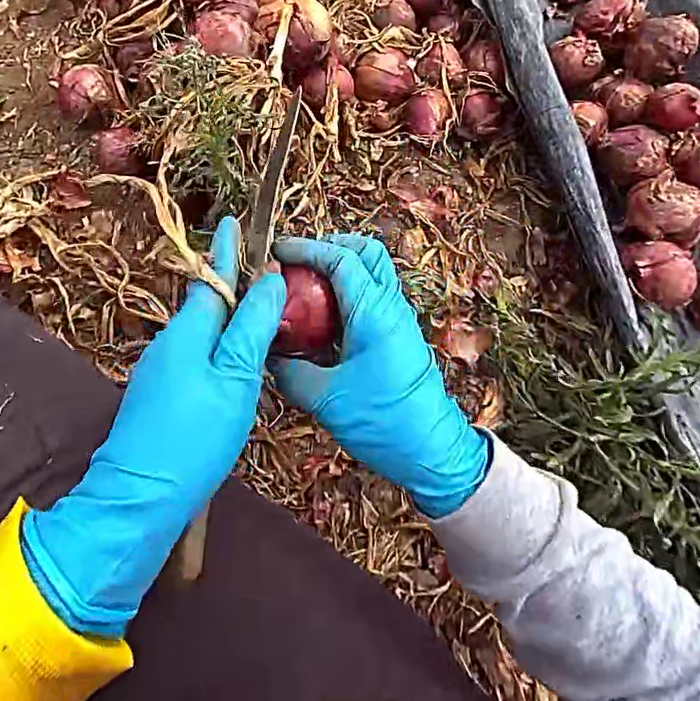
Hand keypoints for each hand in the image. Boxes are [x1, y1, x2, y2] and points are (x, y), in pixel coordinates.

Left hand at [22, 215, 286, 636]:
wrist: (141, 493)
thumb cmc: (194, 435)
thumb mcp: (234, 379)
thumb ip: (251, 330)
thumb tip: (269, 280)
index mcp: (188, 331)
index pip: (213, 279)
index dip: (227, 252)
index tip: (234, 221)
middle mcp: (170, 342)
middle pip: (206, 304)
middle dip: (230, 283)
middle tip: (259, 266)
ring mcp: (161, 368)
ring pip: (201, 331)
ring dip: (226, 316)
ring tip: (255, 309)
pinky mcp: (161, 393)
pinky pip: (195, 355)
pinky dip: (217, 346)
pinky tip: (232, 360)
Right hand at [269, 234, 489, 517]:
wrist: (433, 454)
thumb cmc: (385, 423)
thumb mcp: (324, 399)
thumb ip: (288, 370)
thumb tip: (265, 351)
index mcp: (374, 313)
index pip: (340, 258)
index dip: (305, 249)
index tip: (276, 252)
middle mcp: (390, 307)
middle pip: (365, 251)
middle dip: (327, 247)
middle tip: (295, 263)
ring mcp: (397, 320)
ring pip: (370, 271)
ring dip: (336, 268)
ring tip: (302, 287)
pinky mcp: (396, 335)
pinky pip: (368, 296)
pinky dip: (343, 293)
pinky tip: (317, 318)